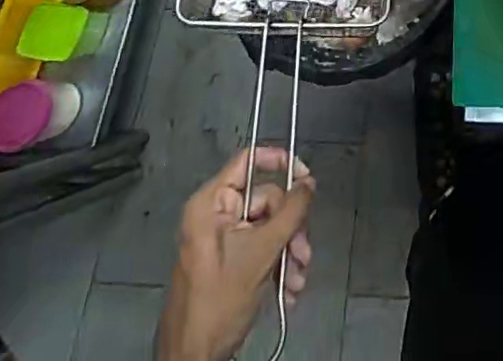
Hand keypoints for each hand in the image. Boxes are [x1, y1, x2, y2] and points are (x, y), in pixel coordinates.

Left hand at [157, 147, 314, 360]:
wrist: (193, 360)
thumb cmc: (220, 300)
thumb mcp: (262, 251)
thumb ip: (291, 210)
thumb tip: (309, 182)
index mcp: (211, 204)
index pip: (248, 161)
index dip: (280, 161)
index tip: (306, 177)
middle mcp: (216, 215)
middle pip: (267, 200)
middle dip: (291, 228)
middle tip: (303, 252)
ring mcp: (223, 239)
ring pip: (270, 226)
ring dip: (290, 251)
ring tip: (296, 279)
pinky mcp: (230, 260)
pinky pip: (264, 247)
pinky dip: (280, 264)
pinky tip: (288, 289)